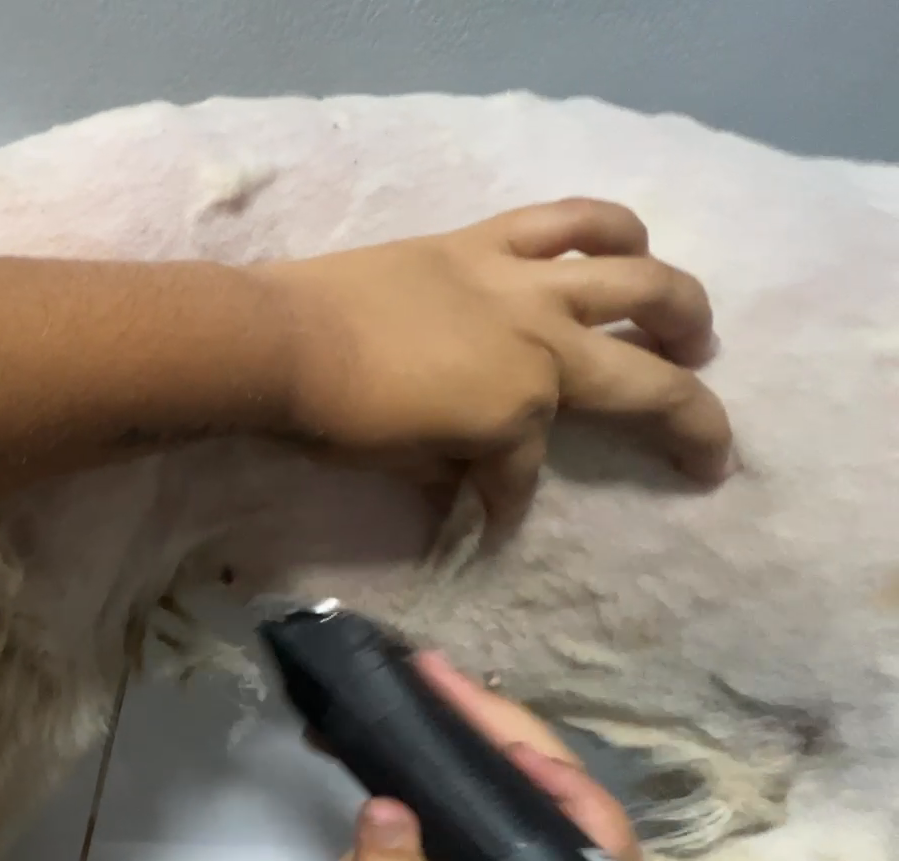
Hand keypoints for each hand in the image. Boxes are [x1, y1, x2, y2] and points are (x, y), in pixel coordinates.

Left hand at [265, 197, 732, 541]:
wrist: (279, 343)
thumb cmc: (327, 416)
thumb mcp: (390, 462)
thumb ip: (442, 467)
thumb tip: (463, 478)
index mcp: (511, 414)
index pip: (521, 473)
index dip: (507, 502)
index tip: (492, 520)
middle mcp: (540, 349)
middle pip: (642, 386)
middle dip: (687, 426)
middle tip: (702, 442)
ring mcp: (521, 287)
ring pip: (641, 283)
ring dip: (682, 311)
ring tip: (694, 334)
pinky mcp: (483, 242)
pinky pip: (568, 219)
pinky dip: (610, 225)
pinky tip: (632, 240)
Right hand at [289, 653, 640, 860]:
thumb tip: (392, 806)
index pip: (589, 841)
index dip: (570, 791)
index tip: (514, 753)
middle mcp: (517, 855)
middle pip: (540, 777)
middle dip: (498, 719)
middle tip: (436, 673)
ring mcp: (480, 830)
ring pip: (499, 758)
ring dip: (466, 710)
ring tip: (421, 670)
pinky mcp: (439, 812)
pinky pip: (452, 757)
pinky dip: (432, 721)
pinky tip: (401, 696)